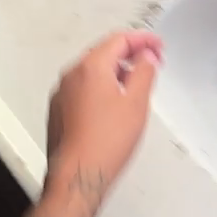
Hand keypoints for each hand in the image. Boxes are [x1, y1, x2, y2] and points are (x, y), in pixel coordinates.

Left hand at [45, 31, 162, 210]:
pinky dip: (101, 87)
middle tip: (151, 62)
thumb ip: (144, 72)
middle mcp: (71, 75)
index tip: (157, 45)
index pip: (119, 39)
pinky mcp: (59, 110)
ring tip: (135, 85)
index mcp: (90, 67)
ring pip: (92, 71)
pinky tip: (113, 105)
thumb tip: (146, 56)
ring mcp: (62, 93)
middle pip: (104, 52)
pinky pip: (82, 88)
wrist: (77, 177)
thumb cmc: (105, 143)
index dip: (142, 40)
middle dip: (130, 54)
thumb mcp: (136, 103)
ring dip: (115, 71)